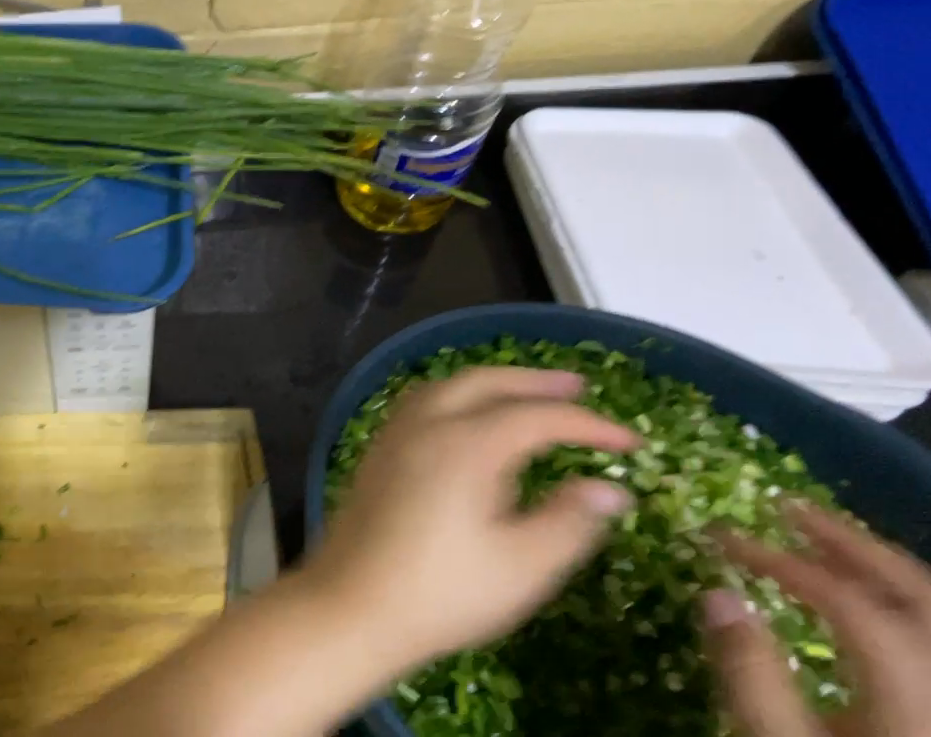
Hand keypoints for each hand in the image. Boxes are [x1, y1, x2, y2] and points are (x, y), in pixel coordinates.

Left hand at [306, 366, 638, 668]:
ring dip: (488, 385)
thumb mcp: (524, 565)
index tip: (634, 442)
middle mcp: (423, 426)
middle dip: (532, 382)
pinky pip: (418, 405)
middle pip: (481, 383)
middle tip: (578, 386)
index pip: (536, 417)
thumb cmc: (444, 590)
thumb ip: (570, 520)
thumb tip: (609, 488)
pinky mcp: (374, 454)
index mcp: (465, 445)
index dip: (589, 424)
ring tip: (524, 395)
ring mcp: (391, 437)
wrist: (352, 603)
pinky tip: (464, 420)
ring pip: (443, 388)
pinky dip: (452, 398)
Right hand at [703, 503, 930, 736]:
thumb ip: (749, 672)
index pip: (848, 603)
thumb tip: (717, 591)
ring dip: (877, 565)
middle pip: (918, 596)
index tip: (717, 537)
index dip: (780, 560)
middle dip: (848, 543)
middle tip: (785, 506)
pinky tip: (863, 596)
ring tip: (818, 536)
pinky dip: (899, 602)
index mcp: (911, 697)